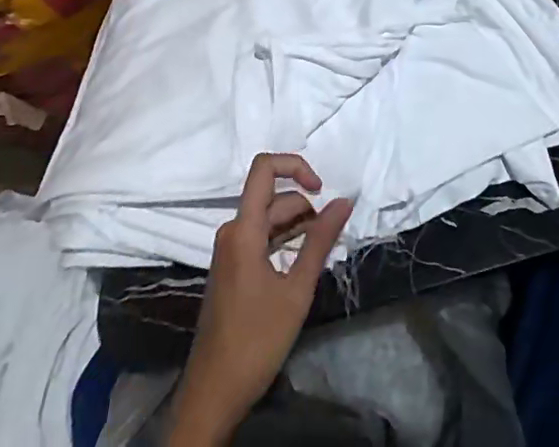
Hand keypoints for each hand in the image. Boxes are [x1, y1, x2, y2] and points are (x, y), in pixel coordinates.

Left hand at [167, 154, 353, 446]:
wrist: (215, 391)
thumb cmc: (257, 339)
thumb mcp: (297, 289)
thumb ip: (320, 240)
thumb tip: (343, 201)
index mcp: (242, 230)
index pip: (263, 169)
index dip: (296, 166)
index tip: (322, 189)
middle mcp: (232, 232)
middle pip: (273, 197)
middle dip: (306, 206)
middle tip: (333, 233)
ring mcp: (230, 251)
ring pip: (269, 218)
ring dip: (299, 224)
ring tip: (324, 248)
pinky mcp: (233, 268)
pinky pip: (262, 237)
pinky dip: (286, 239)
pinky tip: (306, 259)